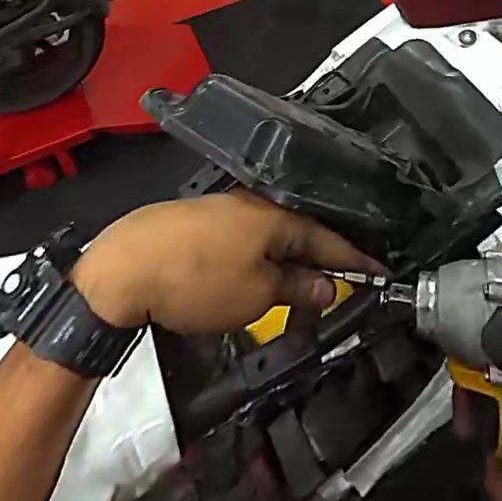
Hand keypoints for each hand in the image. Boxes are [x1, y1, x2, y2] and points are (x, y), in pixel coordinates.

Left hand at [69, 192, 384, 333]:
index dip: (356, 260)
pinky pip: (245, 237)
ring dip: (288, 263)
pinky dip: (259, 258)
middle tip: (338, 289)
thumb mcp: (256, 296)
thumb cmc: (193, 279)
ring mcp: (224, 209)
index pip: (329, 239)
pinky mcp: (200, 221)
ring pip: (271, 237)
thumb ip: (297, 288)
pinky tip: (255, 276)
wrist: (124, 268)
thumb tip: (327, 286)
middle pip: (300, 234)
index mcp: (275, 217)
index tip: (378, 271)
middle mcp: (253, 205)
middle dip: (321, 262)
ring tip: (296, 291)